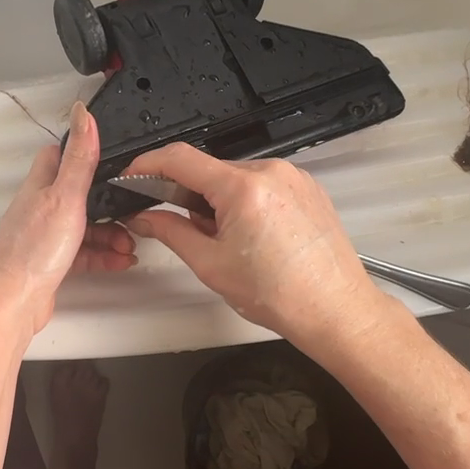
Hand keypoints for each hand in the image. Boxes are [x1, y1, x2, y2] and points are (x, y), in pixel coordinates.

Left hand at [0, 103, 137, 330]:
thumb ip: (79, 157)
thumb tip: (81, 114)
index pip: (58, 156)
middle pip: (79, 194)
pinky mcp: (52, 263)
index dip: (82, 150)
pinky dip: (104, 255)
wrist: (14, 302)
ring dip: (111, 233)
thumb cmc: (31, 250)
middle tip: (131, 211)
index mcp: (41, 186)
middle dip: (109, 203)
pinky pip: (84, 254)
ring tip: (130, 244)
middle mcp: (41, 208)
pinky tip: (120, 261)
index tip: (107, 151)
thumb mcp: (65, 197)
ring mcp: (45, 237)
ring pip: (85, 227)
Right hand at [121, 144, 389, 345]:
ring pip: (234, 176)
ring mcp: (292, 176)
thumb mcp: (210, 264)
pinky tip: (250, 234)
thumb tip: (144, 217)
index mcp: (243, 188)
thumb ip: (170, 232)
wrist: (337, 310)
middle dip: (186, 192)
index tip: (132, 176)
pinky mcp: (306, 186)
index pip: (180, 158)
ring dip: (216, 198)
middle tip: (181, 227)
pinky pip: (261, 182)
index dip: (148, 164)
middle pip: (208, 168)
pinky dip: (243, 200)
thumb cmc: (281, 294)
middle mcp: (270, 172)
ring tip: (225, 239)